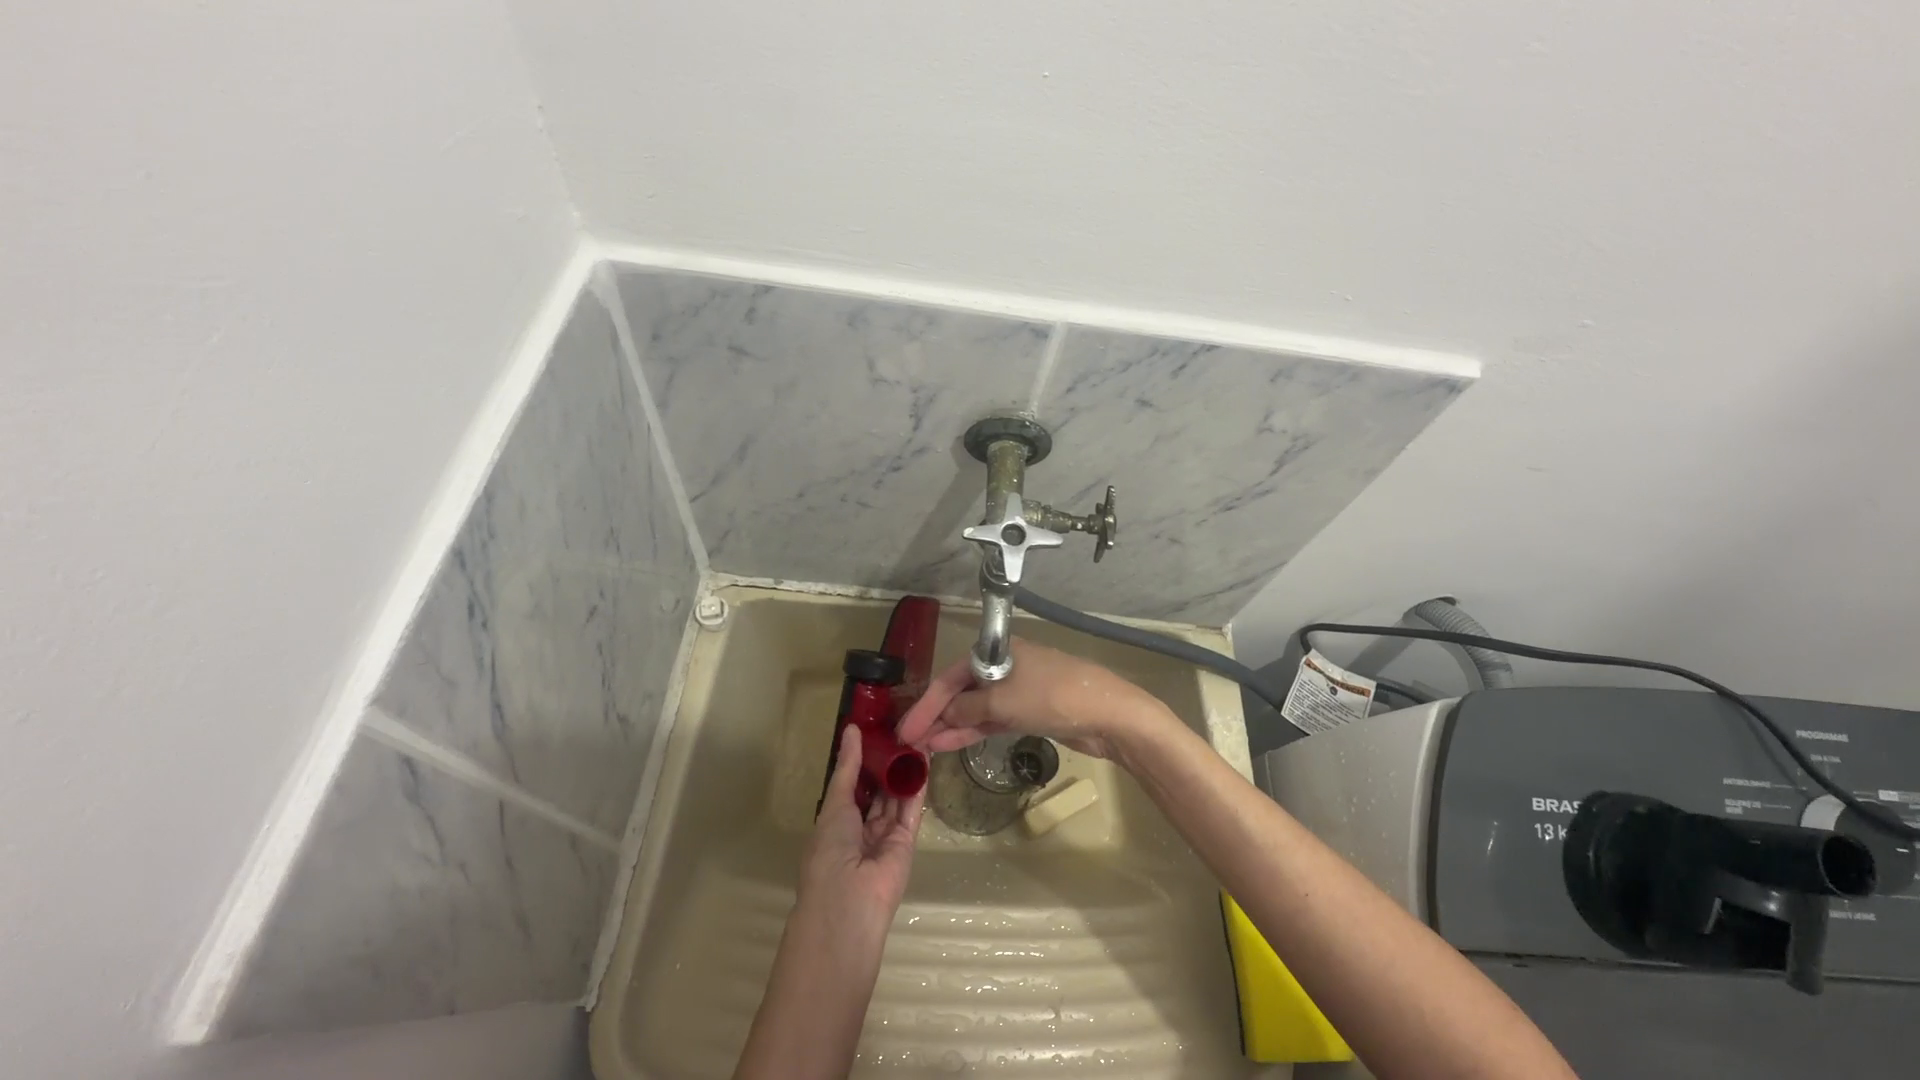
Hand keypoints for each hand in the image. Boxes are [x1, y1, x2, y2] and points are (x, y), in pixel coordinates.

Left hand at [800, 726, 925, 920]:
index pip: (853, 785)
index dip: (864, 760)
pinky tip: (924, 760)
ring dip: (904, 771)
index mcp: (836, 821)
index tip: (876, 730)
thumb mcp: (836, 803)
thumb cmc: (830, 849)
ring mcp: (884, 835)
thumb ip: (848, 767)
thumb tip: (852, 729)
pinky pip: (910, 810)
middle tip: (901, 729)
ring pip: (895, 797)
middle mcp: (860, 828)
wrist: (849, 899)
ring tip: (916, 738)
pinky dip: (916, 787)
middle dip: (886, 763)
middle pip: (877, 790)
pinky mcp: (906, 842)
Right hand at [896, 639, 1171, 759]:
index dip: (928, 703)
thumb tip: (942, 716)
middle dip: (936, 716)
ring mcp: (1019, 691)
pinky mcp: (1031, 713)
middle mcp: (1006, 668)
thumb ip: (968, 709)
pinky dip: (973, 732)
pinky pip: (993, 721)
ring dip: (952, 727)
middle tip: (908, 742)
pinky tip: (951, 744)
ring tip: (924, 748)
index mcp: (998, 654)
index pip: (952, 677)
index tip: (906, 728)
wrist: (1110, 715)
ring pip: (977, 709)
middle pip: (962, 692)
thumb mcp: (1004, 702)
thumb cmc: (1055, 697)